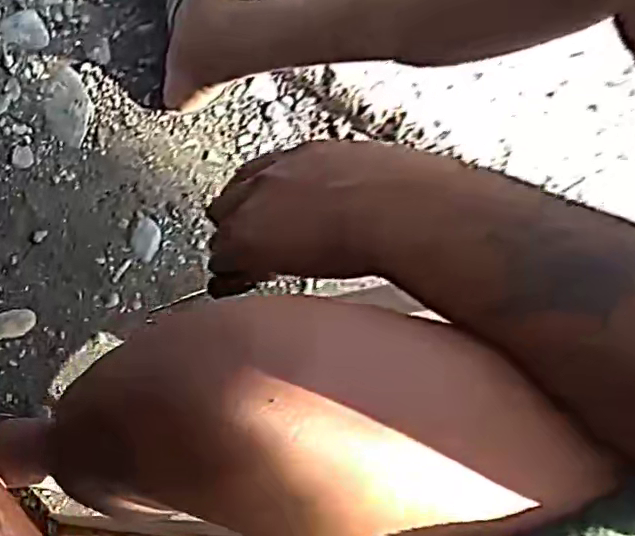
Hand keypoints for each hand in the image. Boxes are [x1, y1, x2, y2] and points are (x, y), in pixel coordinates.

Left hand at [207, 141, 455, 296]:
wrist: (411, 215)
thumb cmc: (415, 199)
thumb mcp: (372, 173)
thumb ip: (336, 184)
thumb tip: (337, 203)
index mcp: (307, 154)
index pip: (257, 173)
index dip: (254, 199)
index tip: (260, 215)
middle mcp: (271, 177)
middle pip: (227, 204)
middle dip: (235, 226)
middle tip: (251, 247)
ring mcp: (250, 208)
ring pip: (220, 237)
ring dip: (234, 253)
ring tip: (255, 269)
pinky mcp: (240, 241)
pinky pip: (220, 265)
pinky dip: (232, 276)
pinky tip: (253, 282)